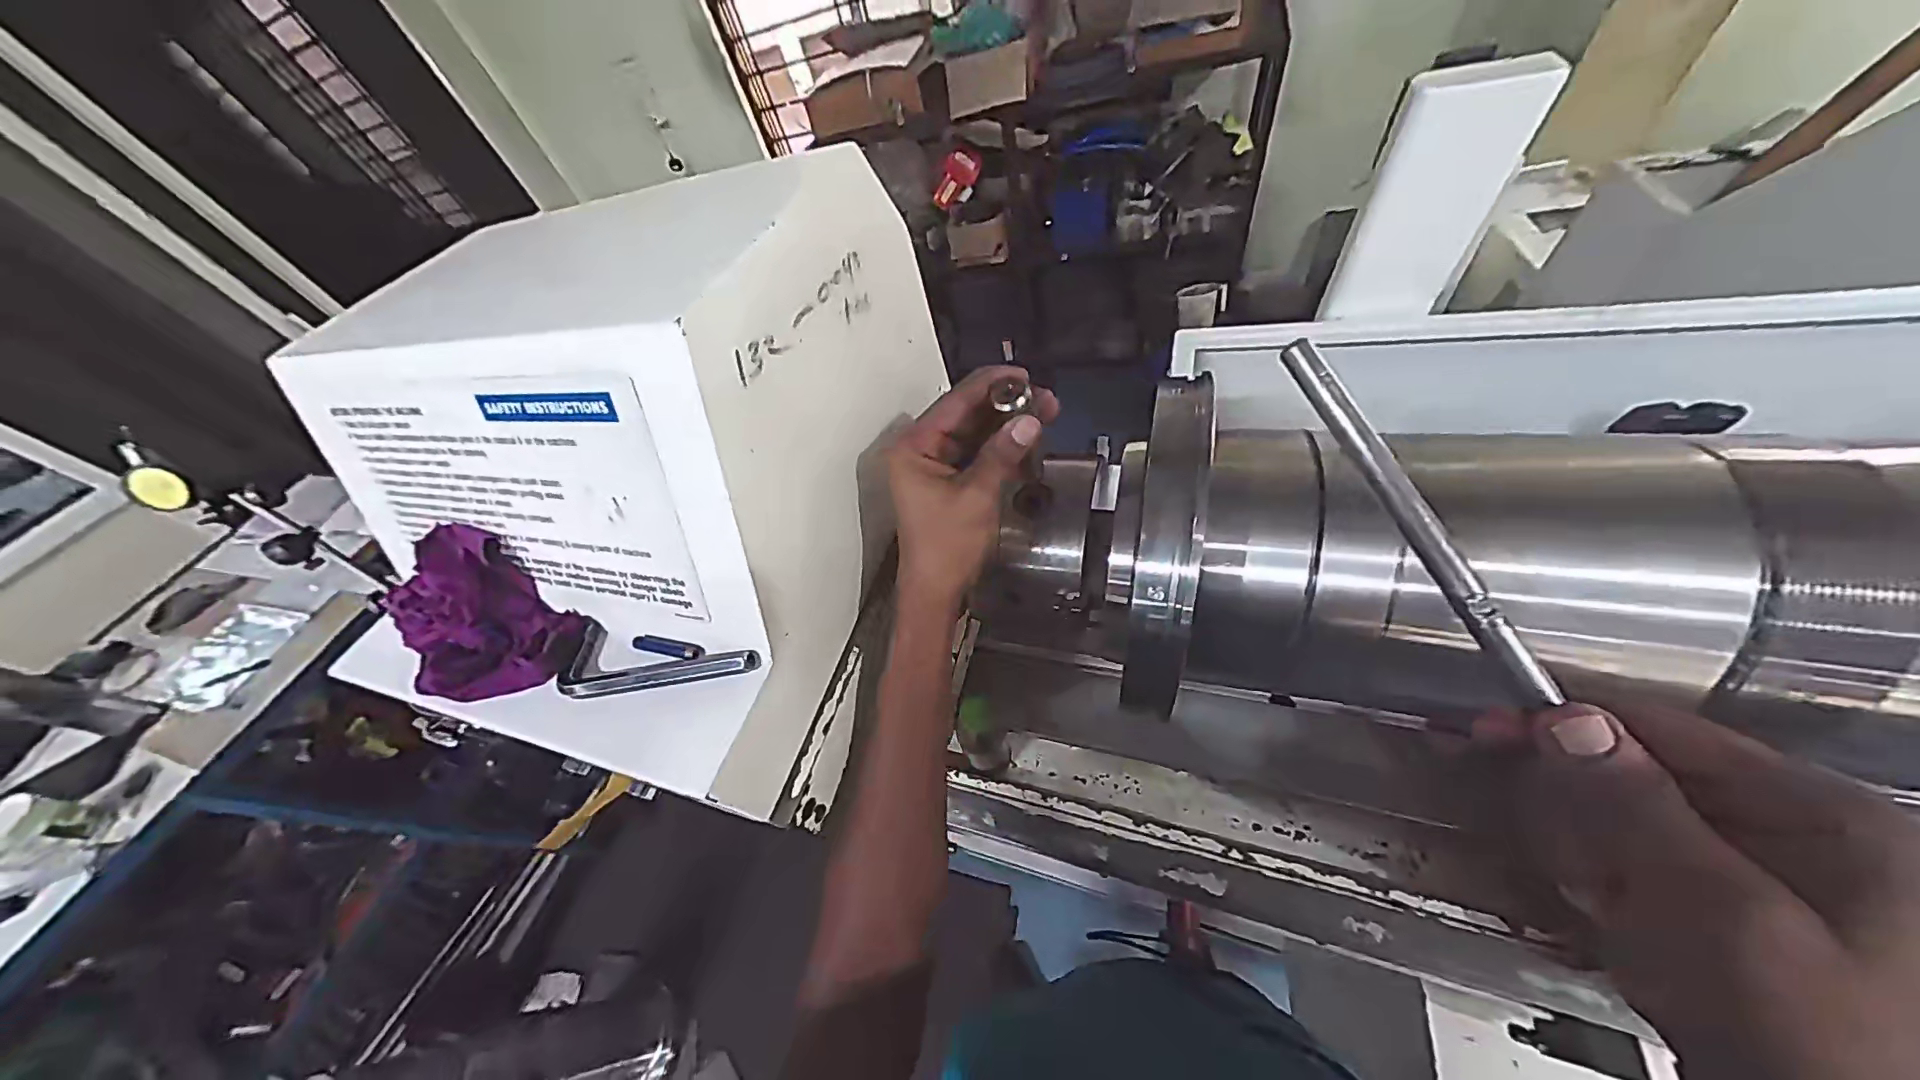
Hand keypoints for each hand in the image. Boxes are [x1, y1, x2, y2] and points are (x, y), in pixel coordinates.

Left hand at [886, 366, 1058, 617]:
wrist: (936, 590)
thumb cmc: (947, 546)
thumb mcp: (977, 495)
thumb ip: (1002, 454)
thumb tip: (1029, 420)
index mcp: (914, 447)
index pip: (955, 403)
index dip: (990, 385)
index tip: (1022, 375)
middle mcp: (920, 451)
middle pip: (966, 415)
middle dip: (1005, 405)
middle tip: (1042, 396)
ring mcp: (934, 466)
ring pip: (974, 433)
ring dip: (1006, 425)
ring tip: (1043, 412)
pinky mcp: (948, 482)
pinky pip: (976, 454)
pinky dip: (1000, 448)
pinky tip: (1026, 439)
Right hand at [1480, 702, 1919, 1079]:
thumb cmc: (1823, 1049)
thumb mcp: (1719, 915)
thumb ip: (1636, 808)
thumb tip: (1569, 721)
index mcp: (1819, 816)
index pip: (1652, 727)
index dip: (1562, 726)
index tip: (1488, 731)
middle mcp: (1792, 839)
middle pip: (1625, 781)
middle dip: (1583, 826)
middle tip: (1590, 878)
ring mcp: (1756, 886)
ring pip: (1615, 832)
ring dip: (1591, 872)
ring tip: (1620, 925)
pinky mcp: (1722, 924)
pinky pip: (1626, 878)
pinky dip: (1604, 903)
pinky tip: (1626, 940)